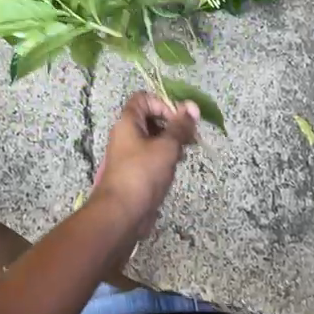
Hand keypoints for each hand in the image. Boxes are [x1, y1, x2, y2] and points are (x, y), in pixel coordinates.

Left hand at [91, 91, 198, 229]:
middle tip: (189, 138)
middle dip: (172, 125)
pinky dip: (164, 159)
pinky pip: (151, 157)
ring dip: (170, 144)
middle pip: (150, 118)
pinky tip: (173, 170)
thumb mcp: (166, 147)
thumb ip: (180, 127)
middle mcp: (126, 134)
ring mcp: (129, 154)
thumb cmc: (142, 174)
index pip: (144, 98)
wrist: (121, 215)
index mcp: (128, 122)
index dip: (163, 104)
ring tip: (182, 155)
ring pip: (153, 139)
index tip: (179, 120)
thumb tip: (192, 105)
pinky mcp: (135, 172)